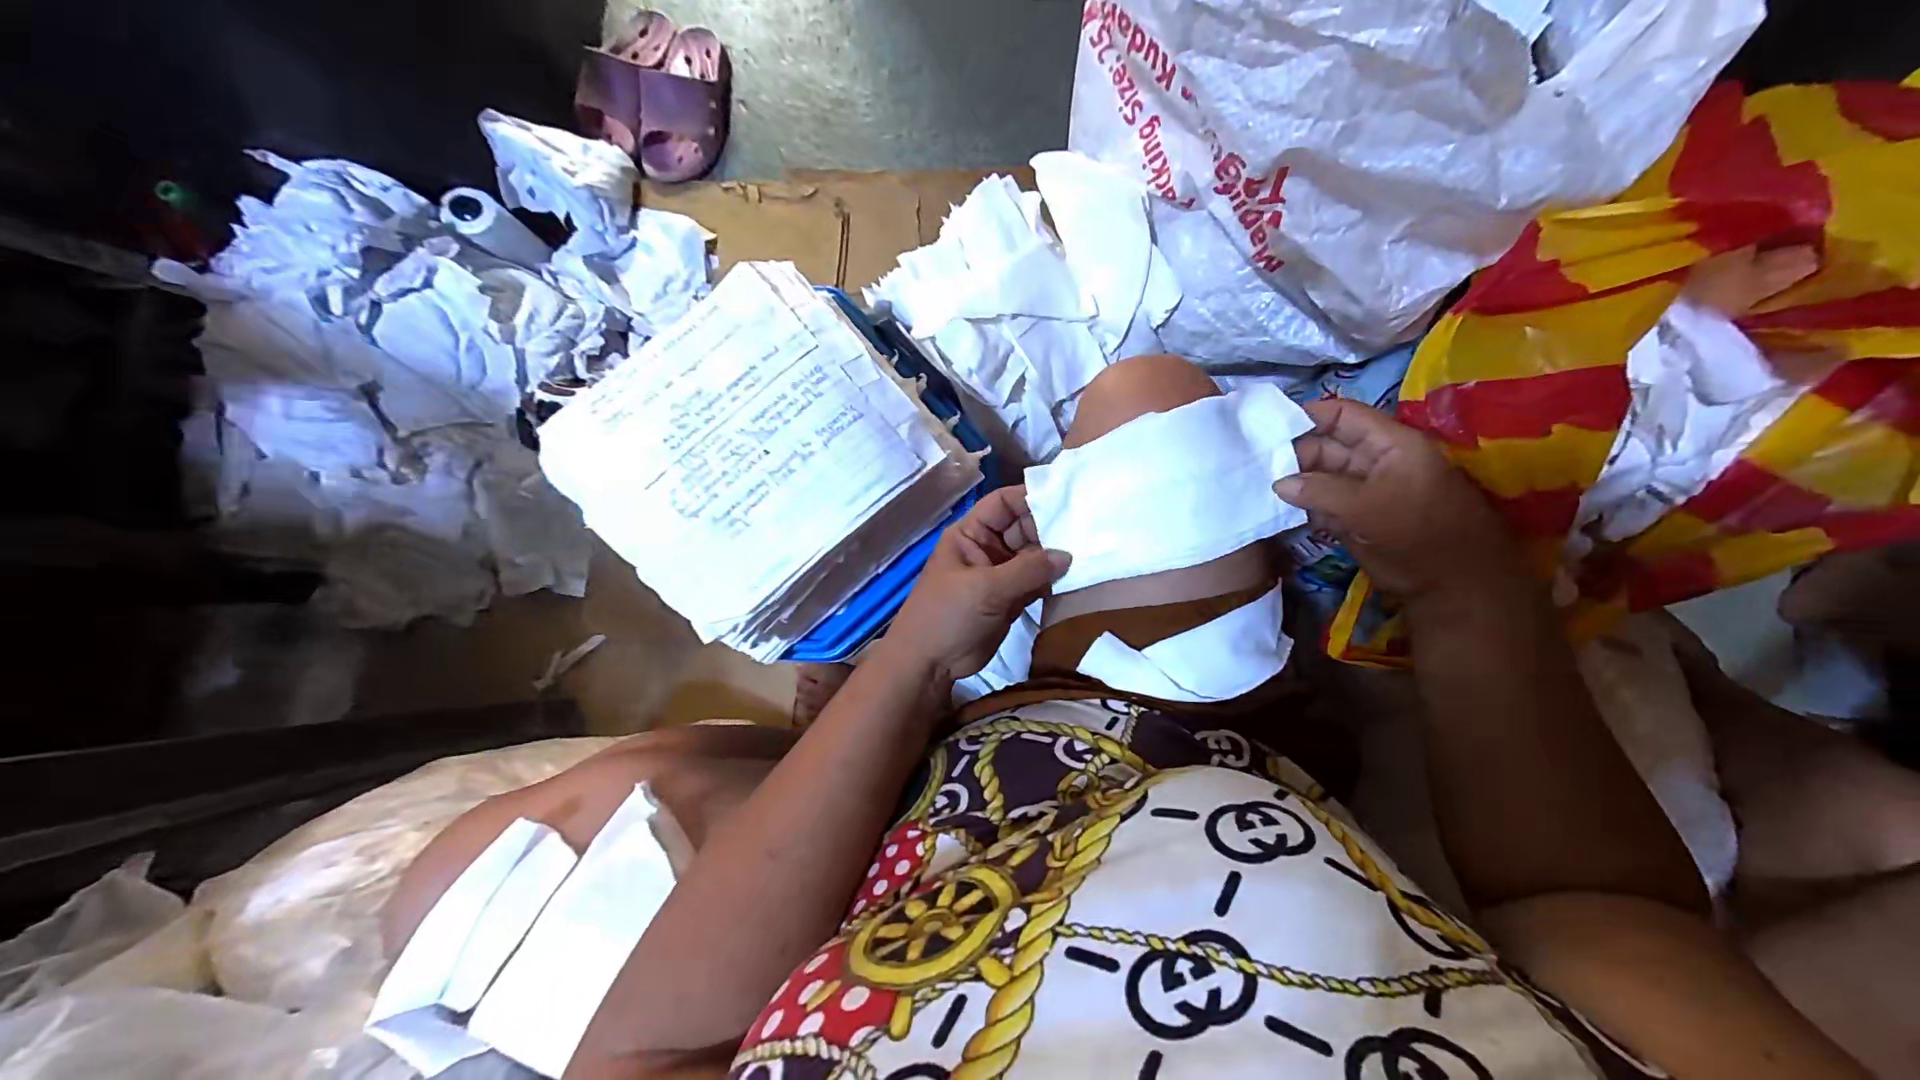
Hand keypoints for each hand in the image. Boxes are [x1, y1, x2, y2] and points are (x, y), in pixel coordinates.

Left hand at [883, 485, 1069, 682]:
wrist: (929, 663)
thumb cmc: (947, 615)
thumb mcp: (985, 588)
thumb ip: (1027, 570)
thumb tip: (1067, 555)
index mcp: (971, 534)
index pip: (1004, 503)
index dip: (1033, 498)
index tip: (1069, 500)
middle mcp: (987, 548)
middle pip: (1025, 527)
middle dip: (1052, 528)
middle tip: (1088, 531)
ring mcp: (1000, 574)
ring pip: (1034, 555)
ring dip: (1056, 556)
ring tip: (1090, 552)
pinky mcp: (1011, 598)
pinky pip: (1037, 581)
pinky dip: (1054, 580)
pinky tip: (1078, 577)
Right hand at [1273, 398, 1520, 605]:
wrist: (1450, 583)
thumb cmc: (1418, 532)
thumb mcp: (1368, 506)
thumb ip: (1321, 490)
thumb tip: (1279, 483)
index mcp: (1388, 444)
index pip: (1344, 415)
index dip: (1309, 415)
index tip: (1268, 426)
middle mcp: (1373, 461)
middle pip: (1326, 444)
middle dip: (1293, 451)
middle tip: (1255, 463)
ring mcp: (1362, 490)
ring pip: (1319, 475)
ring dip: (1292, 480)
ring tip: (1257, 482)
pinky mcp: (1352, 516)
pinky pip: (1319, 502)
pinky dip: (1299, 504)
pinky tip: (1273, 506)